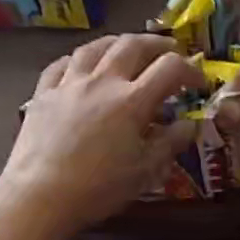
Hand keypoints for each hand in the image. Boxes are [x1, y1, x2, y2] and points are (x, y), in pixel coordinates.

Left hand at [0, 34, 203, 238]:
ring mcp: (69, 84)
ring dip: (118, 43)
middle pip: (133, 45)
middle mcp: (102, 81)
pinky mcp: (43, 94)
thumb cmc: (99, 189)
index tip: (199, 81)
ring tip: (128, 49)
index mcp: (132, 101)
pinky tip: (82, 65)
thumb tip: (190, 124)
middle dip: (157, 44)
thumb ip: (170, 144)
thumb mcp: (144, 172)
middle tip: (170, 51)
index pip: (170, 69)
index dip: (190, 69)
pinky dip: (78, 59)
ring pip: (96, 47)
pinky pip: (62, 64)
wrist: (40, 196)